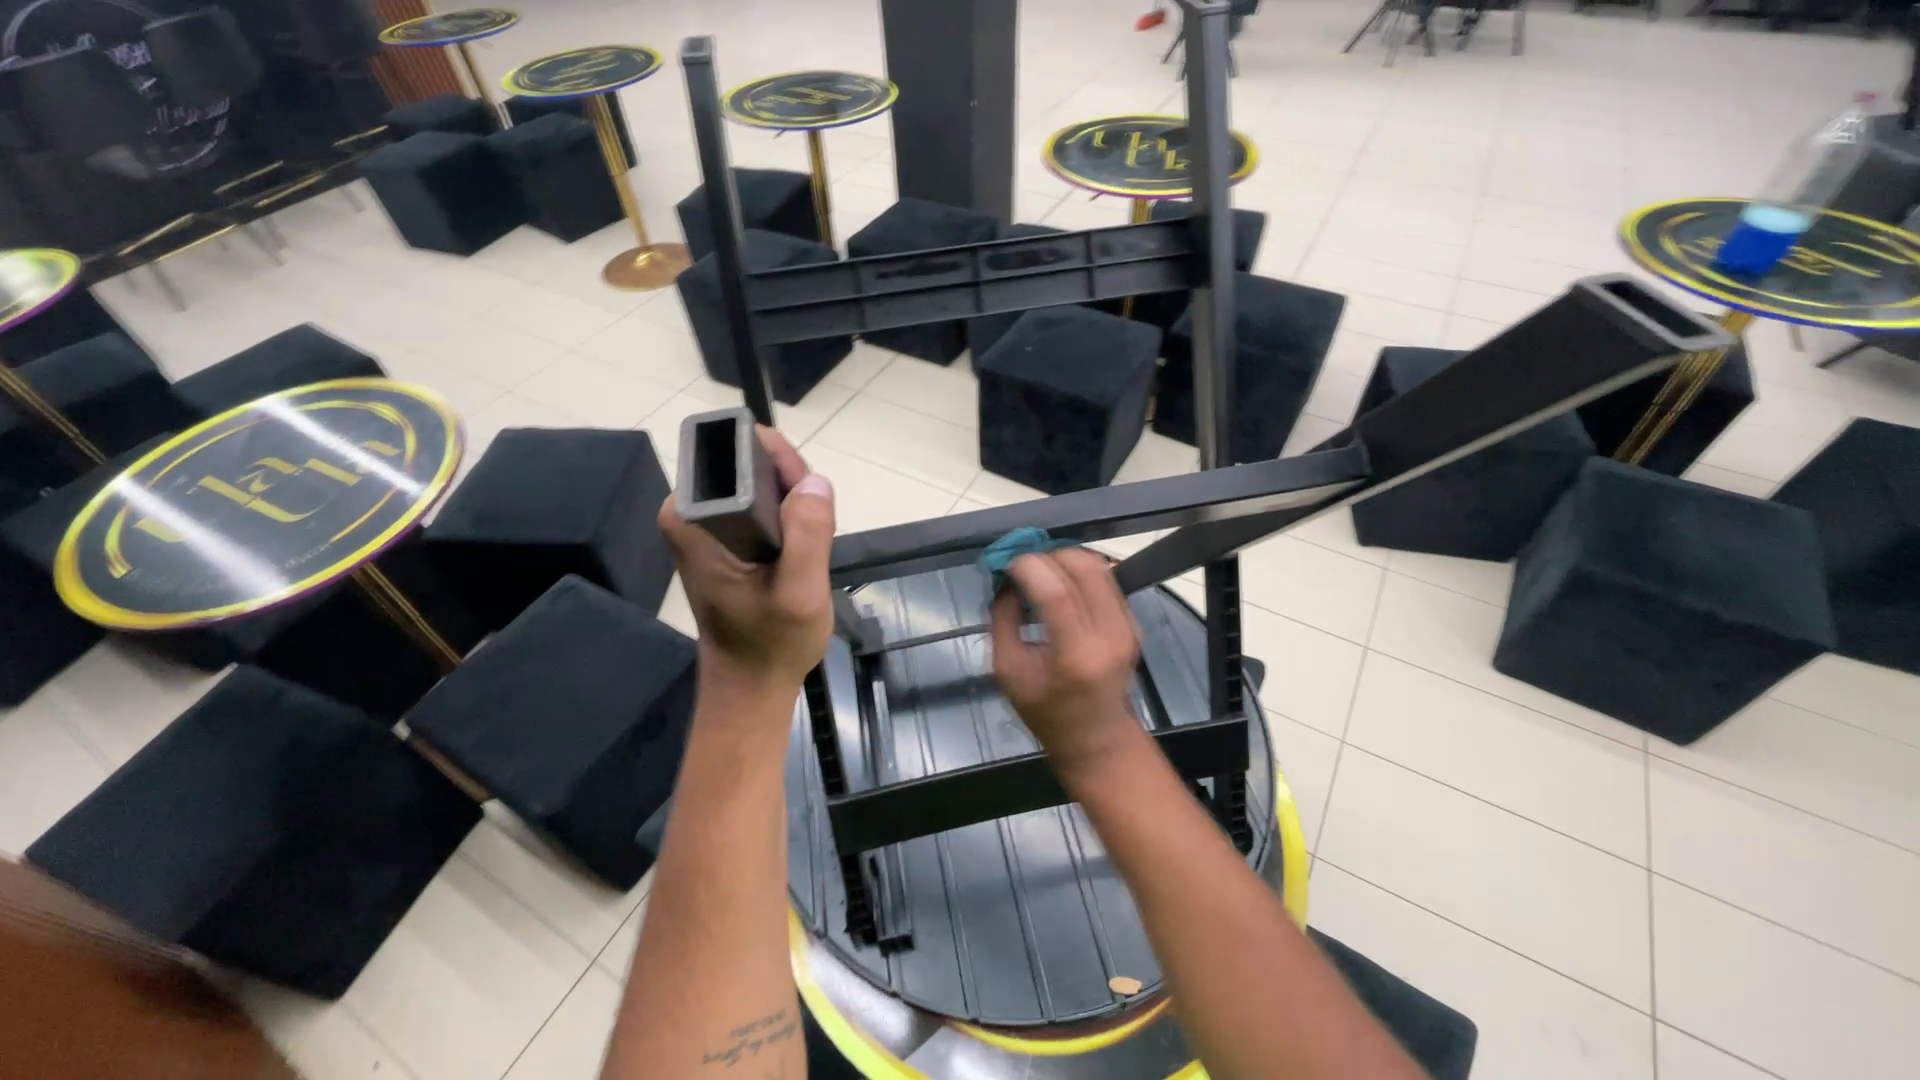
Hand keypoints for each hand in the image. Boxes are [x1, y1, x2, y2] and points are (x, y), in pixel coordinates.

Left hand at [657, 426, 835, 695]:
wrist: (751, 684)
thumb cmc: (771, 644)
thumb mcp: (799, 593)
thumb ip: (808, 534)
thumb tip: (815, 482)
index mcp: (691, 517)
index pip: (740, 452)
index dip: (783, 464)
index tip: (810, 499)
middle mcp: (689, 511)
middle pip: (752, 461)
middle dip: (792, 487)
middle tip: (815, 531)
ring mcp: (705, 522)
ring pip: (761, 481)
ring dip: (795, 505)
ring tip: (810, 547)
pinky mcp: (721, 535)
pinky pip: (761, 502)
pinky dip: (788, 518)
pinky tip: (800, 551)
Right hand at [990, 550, 1142, 776]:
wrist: (1096, 737)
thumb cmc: (1045, 711)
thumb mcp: (1007, 671)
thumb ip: (1003, 620)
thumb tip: (1006, 580)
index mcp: (1076, 657)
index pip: (1057, 595)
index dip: (1031, 568)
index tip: (1009, 562)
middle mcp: (1109, 637)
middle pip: (1084, 570)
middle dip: (1049, 555)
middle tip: (1024, 561)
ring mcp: (1127, 627)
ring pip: (1099, 567)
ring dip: (1065, 558)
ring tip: (1040, 567)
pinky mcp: (1133, 622)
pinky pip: (1107, 579)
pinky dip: (1080, 570)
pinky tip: (1060, 580)